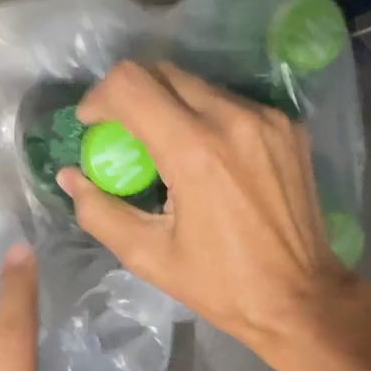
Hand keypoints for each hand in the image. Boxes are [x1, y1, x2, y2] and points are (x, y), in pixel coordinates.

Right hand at [59, 60, 354, 360]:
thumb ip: (100, 211)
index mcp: (195, 150)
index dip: (100, 97)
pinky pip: (233, 104)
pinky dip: (209, 119)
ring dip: (171, 106)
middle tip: (124, 136)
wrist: (300, 297)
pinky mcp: (289, 127)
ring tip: (166, 150)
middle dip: (133, 97)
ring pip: (200, 85)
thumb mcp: (149, 256)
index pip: (131, 84)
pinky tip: (209, 160)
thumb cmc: (222, 285)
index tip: (93, 125)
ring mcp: (267, 119)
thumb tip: (70, 176)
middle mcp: (233, 119)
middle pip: (164, 73)